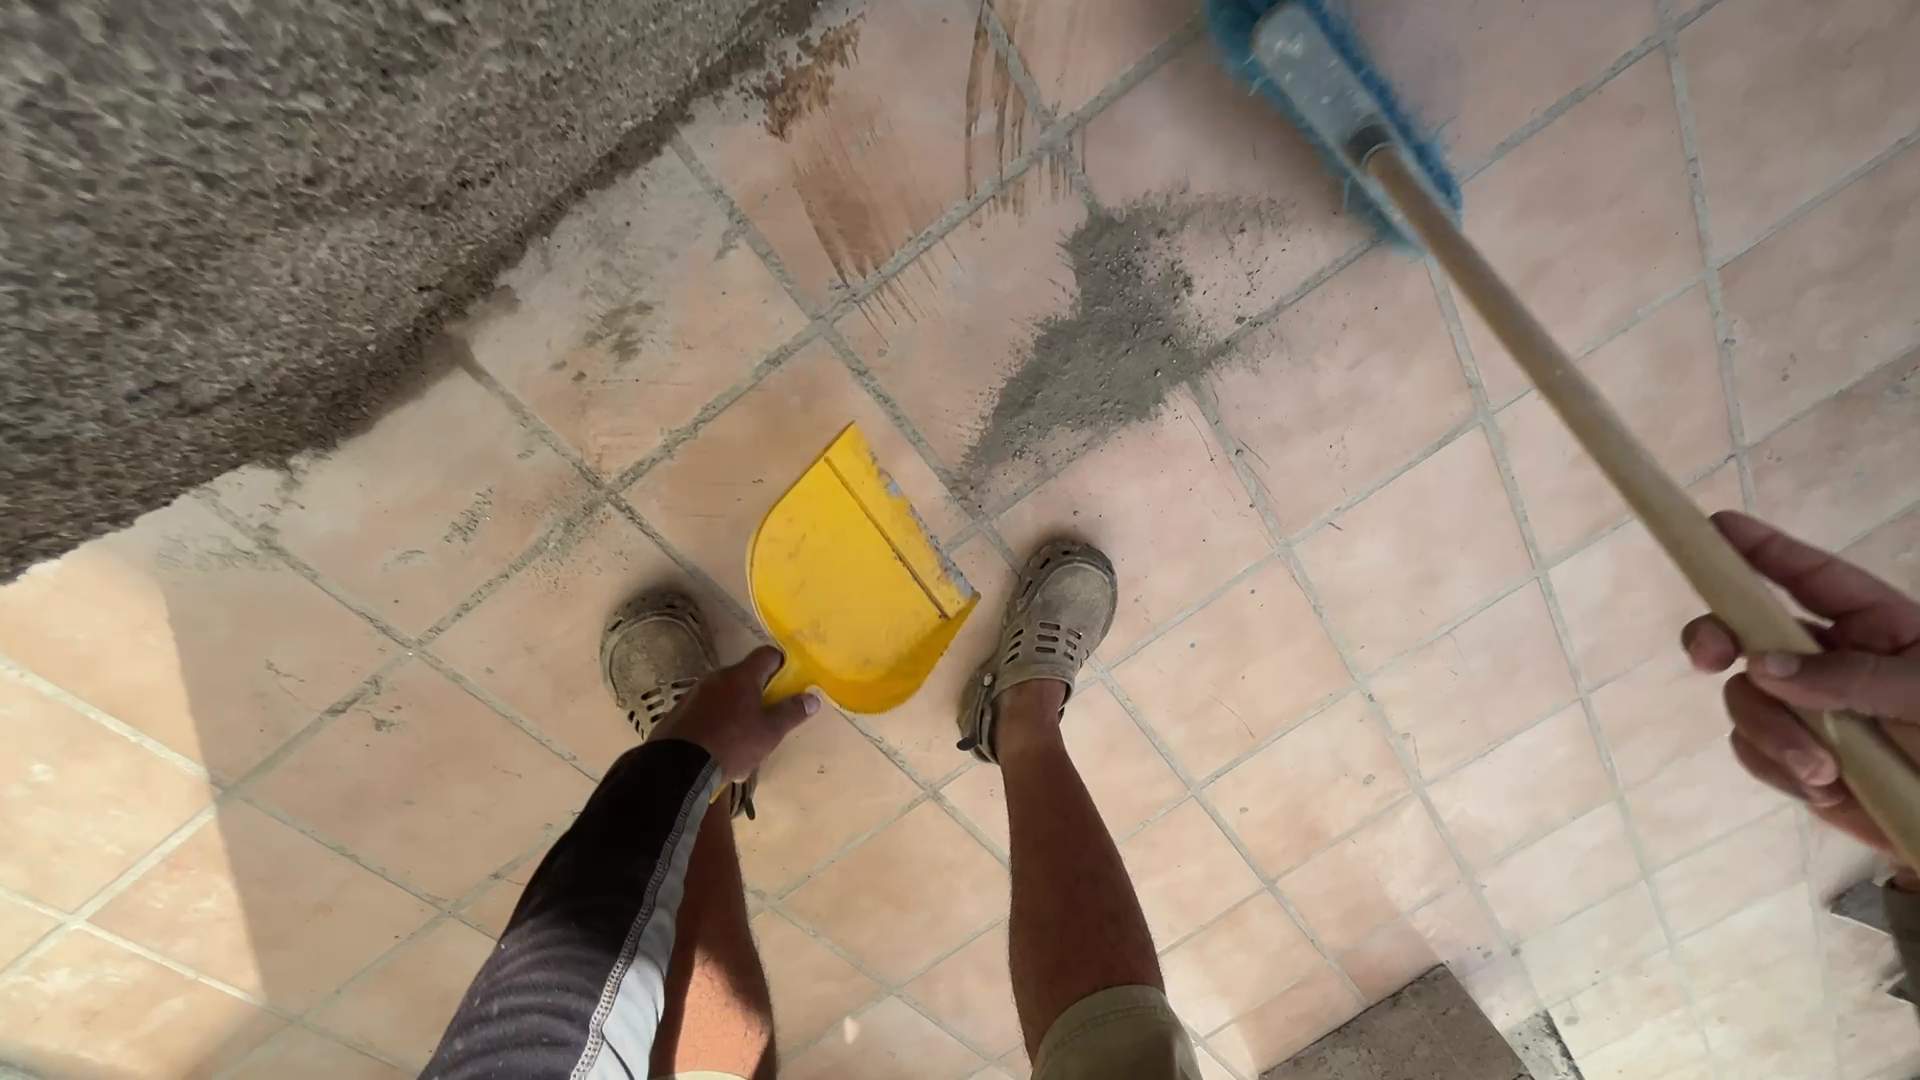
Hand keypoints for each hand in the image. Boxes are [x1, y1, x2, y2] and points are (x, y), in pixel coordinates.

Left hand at [650, 646, 819, 781]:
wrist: (675, 767)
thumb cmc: (731, 744)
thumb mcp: (769, 732)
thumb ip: (791, 712)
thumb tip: (813, 697)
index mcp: (742, 676)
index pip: (767, 655)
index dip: (781, 664)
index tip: (789, 682)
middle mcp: (717, 677)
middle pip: (744, 676)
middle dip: (758, 693)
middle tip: (767, 718)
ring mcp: (694, 694)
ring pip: (724, 695)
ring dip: (736, 710)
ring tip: (742, 741)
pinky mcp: (678, 712)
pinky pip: (705, 711)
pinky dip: (715, 722)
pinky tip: (717, 749)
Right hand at [1680, 511, 1919, 858]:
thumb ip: (1857, 677)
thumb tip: (1760, 667)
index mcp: (1880, 632)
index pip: (1811, 578)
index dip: (1761, 548)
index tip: (1715, 524)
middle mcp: (1829, 662)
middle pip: (1741, 631)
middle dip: (1714, 639)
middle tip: (1708, 659)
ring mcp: (1805, 709)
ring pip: (1742, 697)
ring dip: (1771, 732)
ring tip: (1821, 770)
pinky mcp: (1791, 755)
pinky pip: (1749, 747)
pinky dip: (1776, 766)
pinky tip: (1822, 786)